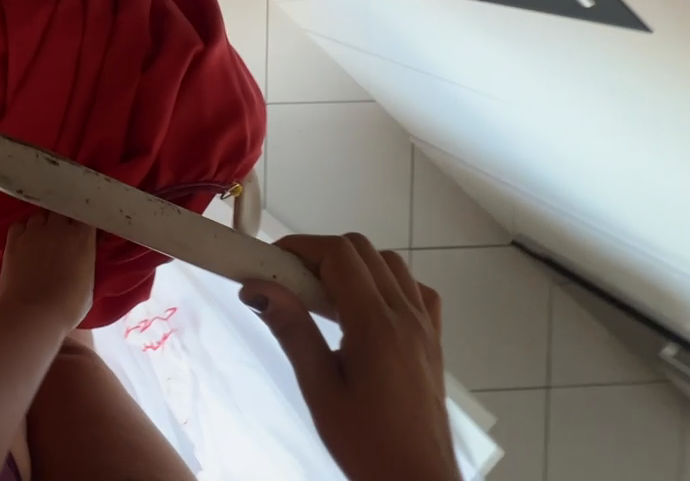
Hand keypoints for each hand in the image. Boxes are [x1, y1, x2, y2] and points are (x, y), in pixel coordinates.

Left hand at [0, 212, 95, 328]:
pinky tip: (23, 243)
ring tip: (40, 238)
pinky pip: (20, 225)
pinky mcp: (14, 237)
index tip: (81, 229)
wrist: (31, 314)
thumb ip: (85, 263)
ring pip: (39, 215)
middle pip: (60, 209)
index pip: (85, 215)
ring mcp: (34, 230)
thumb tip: (81, 258)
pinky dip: (22, 231)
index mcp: (82, 238)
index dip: (81, 221)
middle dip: (61, 219)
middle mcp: (59, 227)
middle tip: (60, 233)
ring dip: (41, 224)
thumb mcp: (88, 286)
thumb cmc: (67, 307)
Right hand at [242, 233, 458, 480]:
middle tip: (292, 282)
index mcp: (376, 324)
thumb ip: (292, 330)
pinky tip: (366, 308)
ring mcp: (425, 326)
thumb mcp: (319, 389)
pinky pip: (414, 289)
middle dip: (321, 253)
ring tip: (325, 297)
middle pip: (362, 249)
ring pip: (388, 263)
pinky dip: (386, 282)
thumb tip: (255, 287)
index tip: (272, 263)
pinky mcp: (434, 340)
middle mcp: (406, 315)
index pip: (339, 253)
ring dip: (353, 265)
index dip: (301, 246)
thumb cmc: (365, 443)